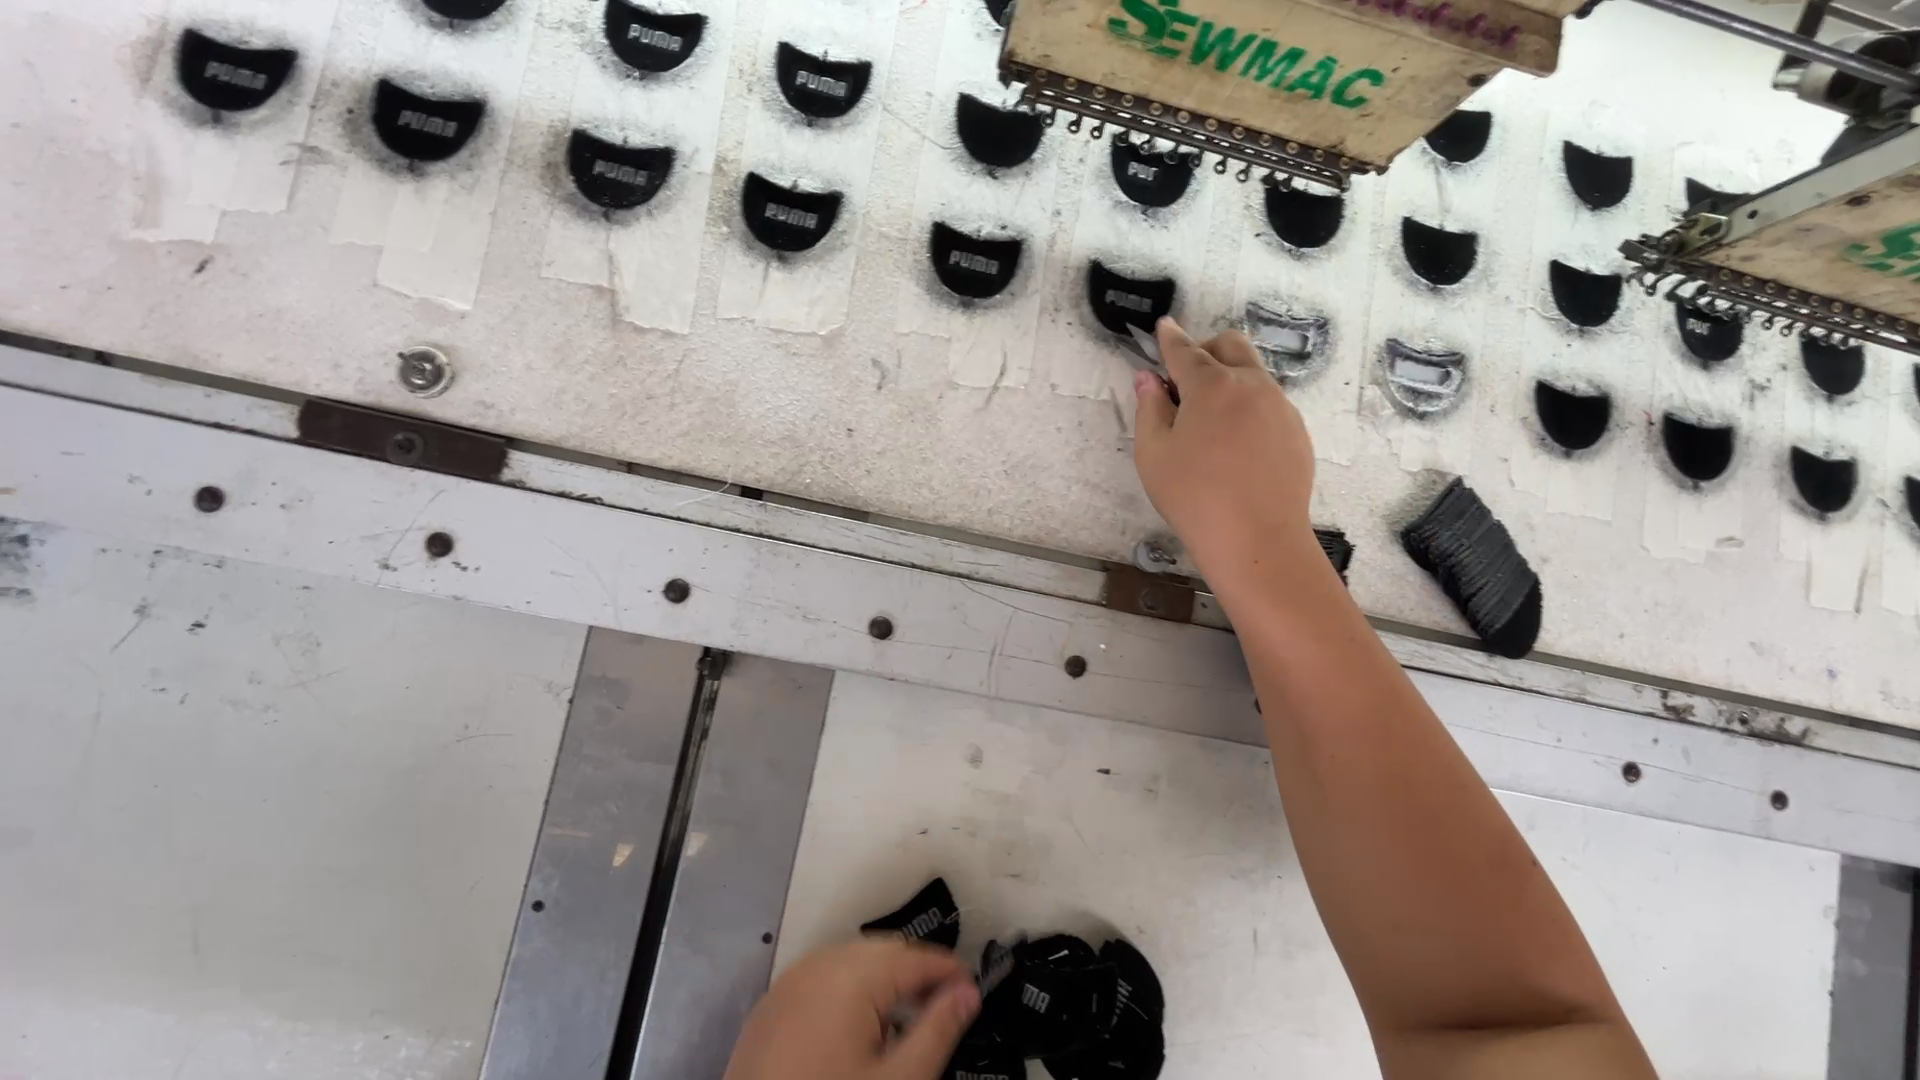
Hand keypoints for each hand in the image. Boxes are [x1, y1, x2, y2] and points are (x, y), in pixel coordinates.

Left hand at [723, 941, 981, 1079]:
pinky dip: (851, 991)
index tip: (974, 993)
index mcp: (852, 974)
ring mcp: (790, 982)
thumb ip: (937, 1032)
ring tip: (909, 1019)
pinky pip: (824, 980)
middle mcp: (819, 963)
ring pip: (853, 963)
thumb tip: (968, 994)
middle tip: (947, 1006)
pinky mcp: (772, 1005)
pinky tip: (862, 1029)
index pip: (916, 958)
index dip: (950, 973)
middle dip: (917, 974)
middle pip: (884, 953)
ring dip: (885, 981)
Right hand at [1133, 316, 1317, 587]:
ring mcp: (1281, 408)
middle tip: (1183, 382)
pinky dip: (1248, 408)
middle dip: (1205, 350)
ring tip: (1209, 422)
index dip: (1170, 338)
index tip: (1163, 327)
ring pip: (1254, 374)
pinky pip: (1269, 404)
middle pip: (1230, 346)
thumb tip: (1148, 379)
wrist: (1258, 541)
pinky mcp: (1297, 433)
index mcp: (1213, 385)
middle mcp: (1252, 385)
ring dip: (1229, 380)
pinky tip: (1235, 447)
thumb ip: (1149, 408)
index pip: (1186, 350)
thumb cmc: (1194, 497)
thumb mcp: (1154, 454)